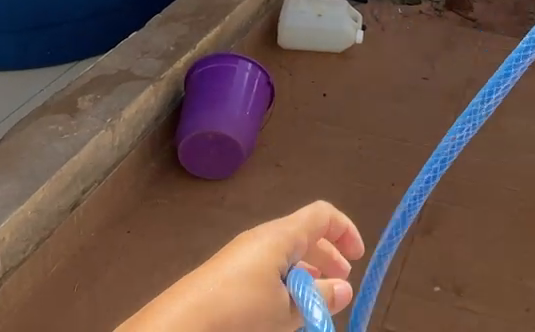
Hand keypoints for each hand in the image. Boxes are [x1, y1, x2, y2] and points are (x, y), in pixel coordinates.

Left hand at [116, 201, 365, 331]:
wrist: (176, 327)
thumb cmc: (238, 312)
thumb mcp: (285, 310)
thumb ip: (318, 298)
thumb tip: (345, 286)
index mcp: (280, 235)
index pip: (322, 214)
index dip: (345, 230)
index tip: (358, 257)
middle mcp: (262, 238)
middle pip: (304, 235)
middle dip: (327, 257)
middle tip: (341, 285)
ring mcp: (241, 256)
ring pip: (285, 256)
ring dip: (305, 276)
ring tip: (314, 306)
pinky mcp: (226, 276)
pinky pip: (266, 271)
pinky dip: (283, 286)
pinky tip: (282, 313)